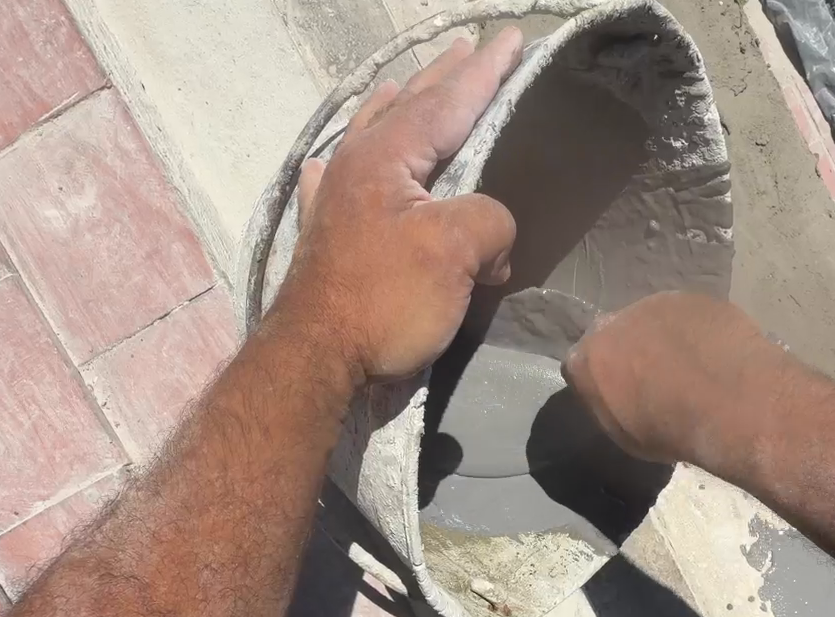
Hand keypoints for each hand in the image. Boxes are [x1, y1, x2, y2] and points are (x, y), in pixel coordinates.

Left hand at [273, 29, 522, 383]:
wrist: (320, 359)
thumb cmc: (386, 300)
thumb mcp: (456, 252)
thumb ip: (488, 220)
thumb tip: (493, 239)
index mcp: (386, 157)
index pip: (448, 102)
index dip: (486, 73)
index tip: (514, 39)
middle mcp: (355, 167)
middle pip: (407, 108)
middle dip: (444, 78)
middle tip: (468, 49)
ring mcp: (333, 202)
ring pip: (368, 138)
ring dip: (394, 108)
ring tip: (409, 86)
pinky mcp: (324, 240)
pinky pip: (331, 184)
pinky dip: (337, 166)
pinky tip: (326, 162)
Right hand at [564, 292, 798, 469]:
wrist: (728, 402)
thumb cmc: (668, 430)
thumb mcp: (623, 433)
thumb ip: (610, 404)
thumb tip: (617, 395)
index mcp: (585, 359)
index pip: (580, 365)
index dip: (600, 381)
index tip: (618, 396)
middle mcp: (611, 322)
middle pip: (613, 335)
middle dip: (628, 352)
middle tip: (653, 379)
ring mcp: (653, 303)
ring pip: (650, 321)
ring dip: (662, 339)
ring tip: (689, 366)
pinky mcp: (692, 297)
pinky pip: (686, 316)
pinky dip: (694, 331)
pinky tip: (712, 353)